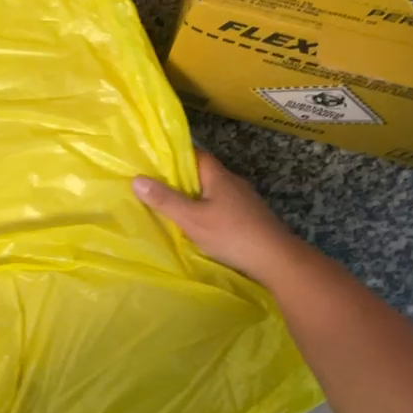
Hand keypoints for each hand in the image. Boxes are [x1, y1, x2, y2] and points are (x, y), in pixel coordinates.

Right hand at [133, 150, 305, 281]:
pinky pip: (224, 207)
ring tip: (176, 208)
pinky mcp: (251, 217)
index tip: (156, 164)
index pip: (196, 154)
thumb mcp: (191, 218)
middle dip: (183, 179)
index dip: (176, 156)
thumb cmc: (231, 234)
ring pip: (215, 192)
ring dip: (197, 197)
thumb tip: (136, 180)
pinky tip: (202, 225)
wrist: (275, 258)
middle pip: (204, 173)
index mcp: (218, 176)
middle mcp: (233, 182)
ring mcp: (245, 200)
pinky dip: (210, 211)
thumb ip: (165, 200)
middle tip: (159, 188)